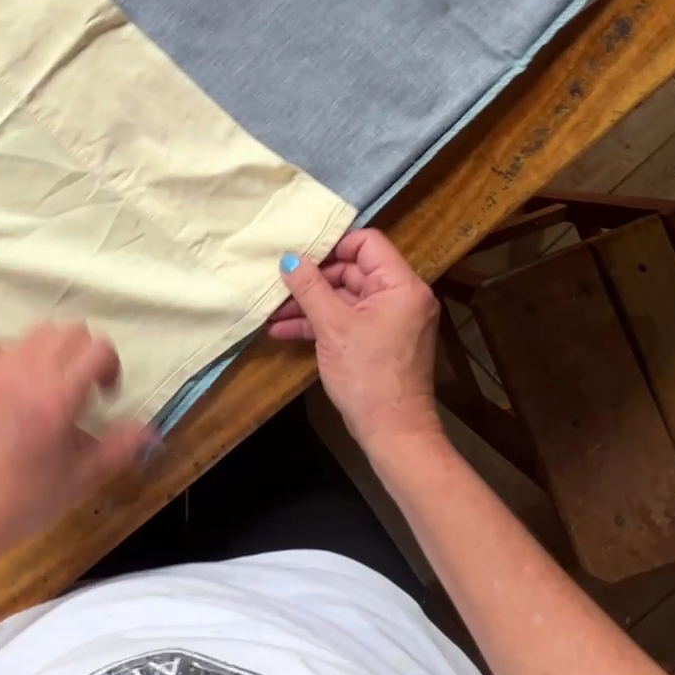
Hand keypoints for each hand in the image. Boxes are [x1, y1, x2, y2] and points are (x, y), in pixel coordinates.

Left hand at [0, 324, 157, 559]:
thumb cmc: (23, 500)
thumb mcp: (80, 479)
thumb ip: (120, 447)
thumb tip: (152, 430)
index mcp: (57, 394)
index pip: (98, 348)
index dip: (112, 367)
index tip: (107, 395)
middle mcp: (28, 369)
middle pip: (72, 330)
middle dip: (88, 352)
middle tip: (88, 387)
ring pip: (41, 331)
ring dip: (59, 349)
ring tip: (58, 385)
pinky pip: (13, 345)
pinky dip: (30, 355)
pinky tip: (28, 390)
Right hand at [269, 229, 442, 446]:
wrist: (391, 432)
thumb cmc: (368, 375)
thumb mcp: (332, 326)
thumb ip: (309, 287)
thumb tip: (288, 258)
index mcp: (401, 286)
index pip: (368, 243)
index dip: (334, 245)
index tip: (302, 256)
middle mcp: (400, 297)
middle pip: (352, 270)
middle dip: (313, 279)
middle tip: (279, 284)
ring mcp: (389, 319)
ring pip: (343, 297)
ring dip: (309, 303)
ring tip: (272, 310)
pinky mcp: (377, 339)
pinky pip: (346, 319)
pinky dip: (319, 322)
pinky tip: (283, 329)